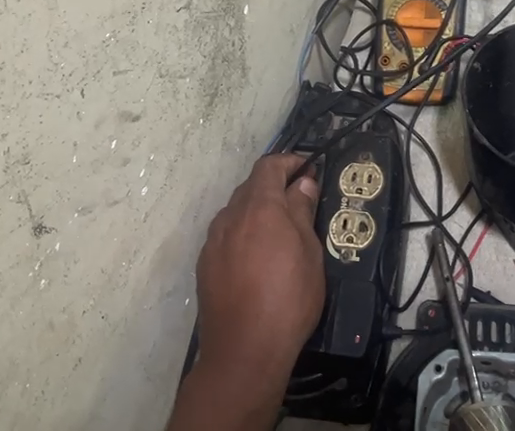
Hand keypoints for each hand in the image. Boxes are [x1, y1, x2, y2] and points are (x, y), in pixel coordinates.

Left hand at [194, 153, 325, 376]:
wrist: (243, 352)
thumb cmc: (288, 299)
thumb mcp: (309, 253)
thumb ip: (302, 212)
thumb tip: (302, 184)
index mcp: (259, 207)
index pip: (269, 166)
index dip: (290, 162)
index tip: (308, 170)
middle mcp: (231, 217)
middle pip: (251, 187)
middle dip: (275, 186)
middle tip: (299, 201)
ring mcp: (213, 242)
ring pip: (237, 212)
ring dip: (257, 211)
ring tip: (280, 232)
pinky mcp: (205, 265)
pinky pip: (227, 236)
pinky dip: (243, 233)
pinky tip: (258, 257)